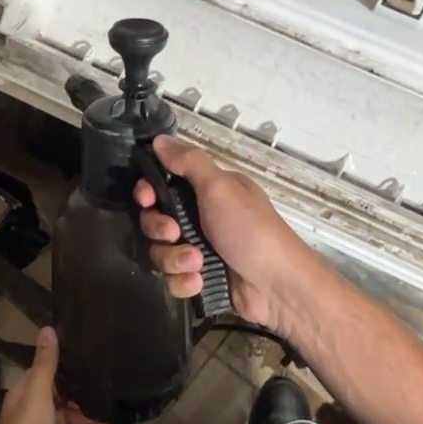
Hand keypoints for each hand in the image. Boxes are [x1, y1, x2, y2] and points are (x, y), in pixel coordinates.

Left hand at [0, 327, 110, 423]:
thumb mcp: (37, 394)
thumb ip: (45, 364)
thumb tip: (47, 328)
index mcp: (21, 396)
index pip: (39, 374)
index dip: (58, 365)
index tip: (82, 353)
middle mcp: (29, 413)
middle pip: (55, 396)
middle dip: (76, 390)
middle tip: (102, 380)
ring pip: (66, 418)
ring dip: (84, 413)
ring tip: (108, 406)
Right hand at [134, 135, 320, 333]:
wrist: (276, 285)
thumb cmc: (250, 229)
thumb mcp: (221, 187)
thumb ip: (189, 162)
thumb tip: (159, 138)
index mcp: (207, 192)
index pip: (162, 186)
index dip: (148, 192)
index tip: (147, 199)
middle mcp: (200, 218)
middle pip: (154, 220)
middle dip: (159, 229)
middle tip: (175, 233)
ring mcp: (199, 250)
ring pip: (161, 253)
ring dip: (174, 259)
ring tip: (197, 264)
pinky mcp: (200, 279)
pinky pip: (173, 279)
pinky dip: (184, 281)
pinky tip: (200, 283)